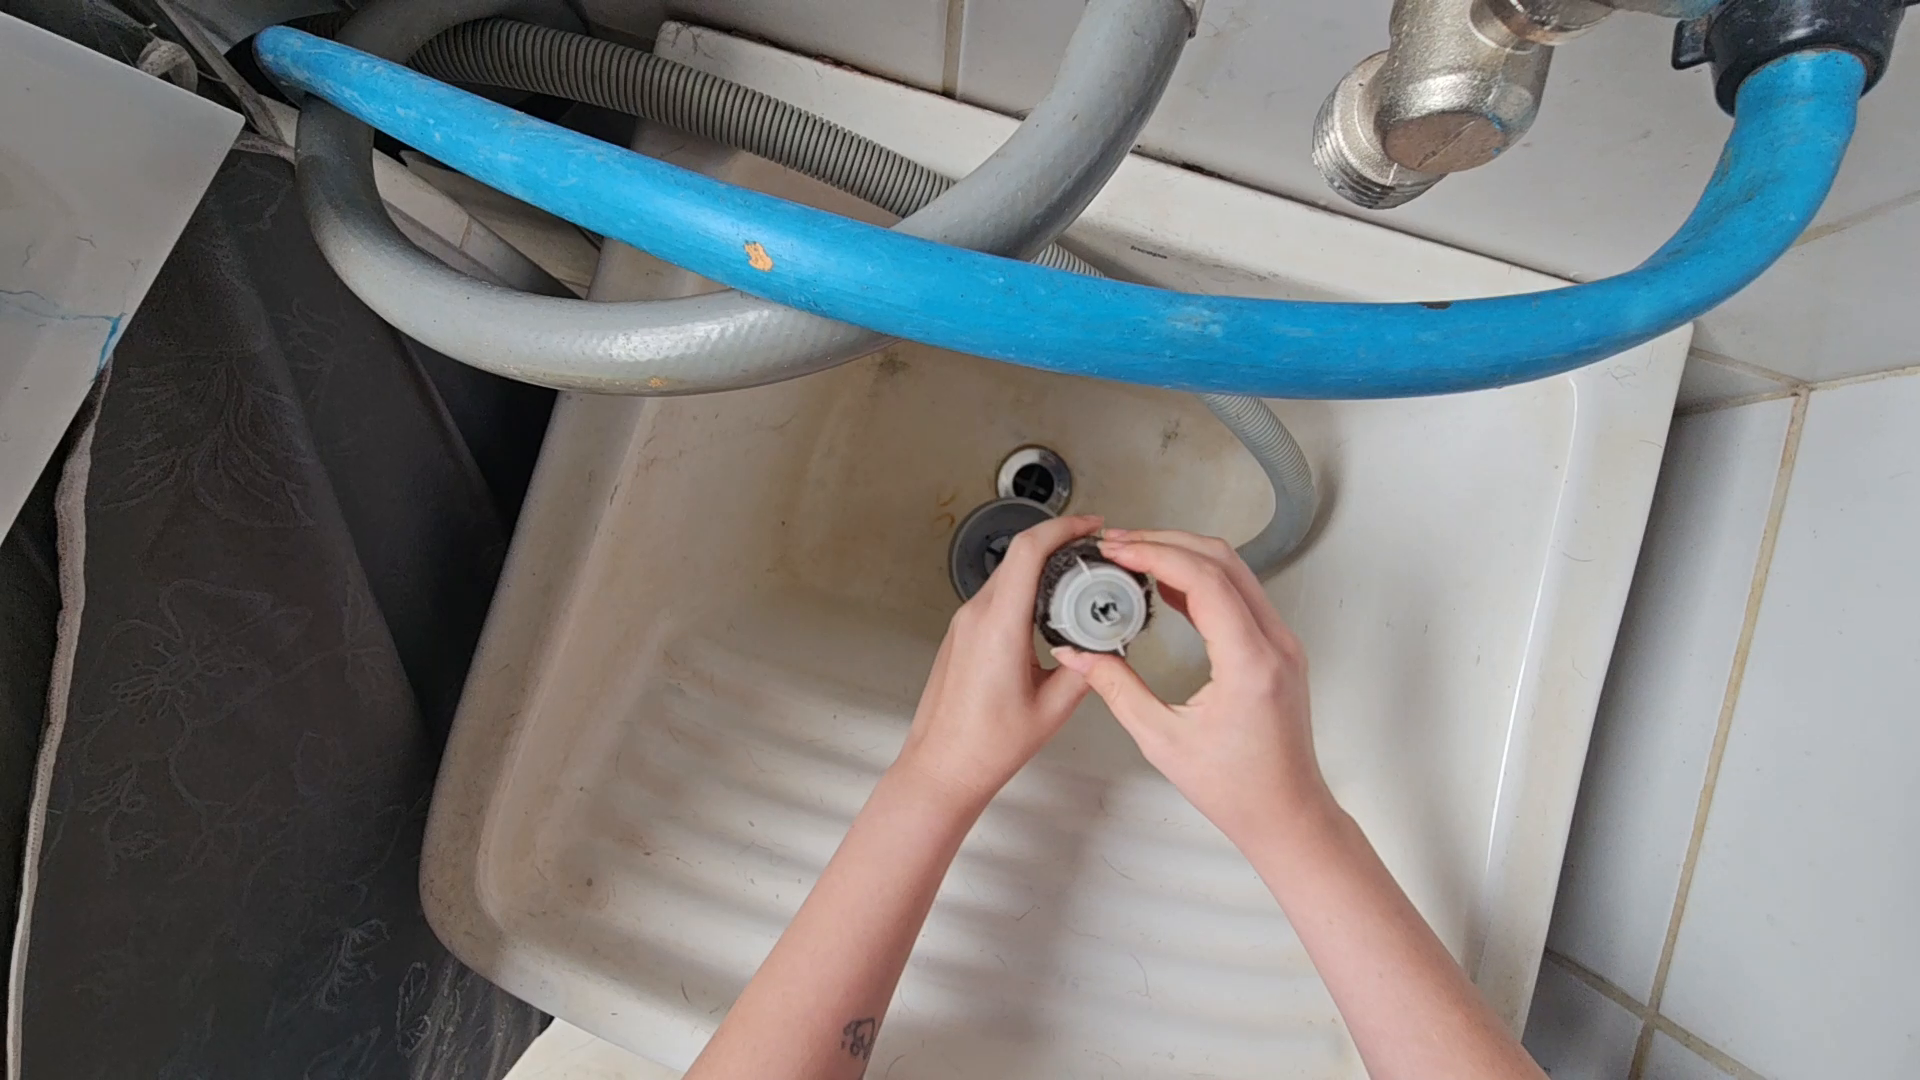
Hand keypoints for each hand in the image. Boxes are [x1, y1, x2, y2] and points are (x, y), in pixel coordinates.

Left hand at [893, 514, 1103, 806]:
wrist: (942, 766)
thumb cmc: (985, 745)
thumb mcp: (1053, 708)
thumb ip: (1085, 668)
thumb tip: (1102, 647)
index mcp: (999, 625)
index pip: (1028, 551)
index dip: (1063, 528)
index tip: (1090, 526)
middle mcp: (976, 616)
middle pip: (1018, 557)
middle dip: (1058, 546)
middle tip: (1092, 554)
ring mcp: (963, 624)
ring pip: (1006, 576)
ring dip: (1040, 570)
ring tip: (1075, 585)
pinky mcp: (960, 634)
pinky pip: (994, 597)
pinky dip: (1023, 592)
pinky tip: (1046, 614)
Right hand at [1052, 529, 1330, 844]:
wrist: (1287, 814)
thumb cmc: (1237, 789)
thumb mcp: (1160, 739)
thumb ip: (1115, 688)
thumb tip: (1078, 654)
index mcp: (1250, 663)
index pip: (1204, 580)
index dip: (1155, 554)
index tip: (1117, 550)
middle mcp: (1273, 643)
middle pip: (1221, 560)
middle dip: (1165, 542)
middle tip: (1118, 544)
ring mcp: (1279, 641)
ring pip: (1232, 570)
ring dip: (1182, 554)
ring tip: (1134, 555)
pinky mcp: (1274, 647)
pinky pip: (1237, 592)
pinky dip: (1198, 577)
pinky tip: (1163, 582)